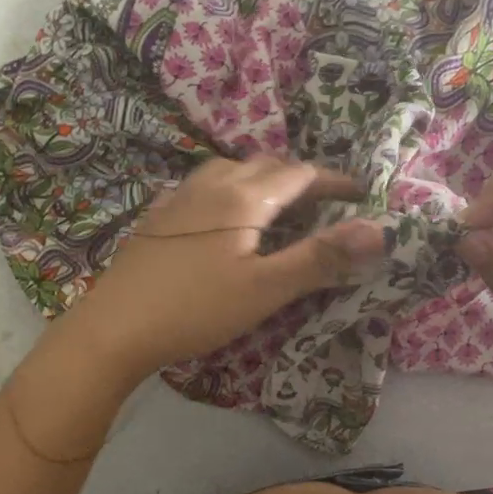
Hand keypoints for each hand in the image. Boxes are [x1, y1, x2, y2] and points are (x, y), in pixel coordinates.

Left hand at [55, 156, 386, 380]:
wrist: (114, 328)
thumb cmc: (195, 310)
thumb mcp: (265, 289)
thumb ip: (319, 258)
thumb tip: (378, 230)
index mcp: (243, 198)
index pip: (299, 174)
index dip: (333, 181)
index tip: (359, 194)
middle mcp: (210, 186)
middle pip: (263, 166)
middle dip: (298, 178)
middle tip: (322, 203)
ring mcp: (176, 200)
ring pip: (227, 172)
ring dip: (259, 180)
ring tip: (274, 206)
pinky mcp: (155, 220)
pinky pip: (199, 189)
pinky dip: (225, 192)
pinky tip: (219, 217)